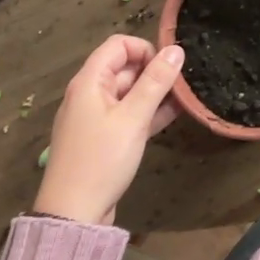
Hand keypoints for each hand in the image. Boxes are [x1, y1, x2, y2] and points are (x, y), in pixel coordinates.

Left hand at [32, 35, 182, 226]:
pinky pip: (130, 114)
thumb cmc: (102, 159)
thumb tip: (176, 49)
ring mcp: (97, 117)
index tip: (167, 68)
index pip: (119, 45)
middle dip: (155, 72)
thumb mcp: (133, 118)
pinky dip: (149, 112)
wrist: (73, 214)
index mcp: (89, 82)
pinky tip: (174, 116)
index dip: (145, 49)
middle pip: (126, 68)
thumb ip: (156, 82)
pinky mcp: (104, 137)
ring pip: (131, 92)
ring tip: (185, 101)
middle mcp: (90, 94)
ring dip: (156, 93)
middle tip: (182, 87)